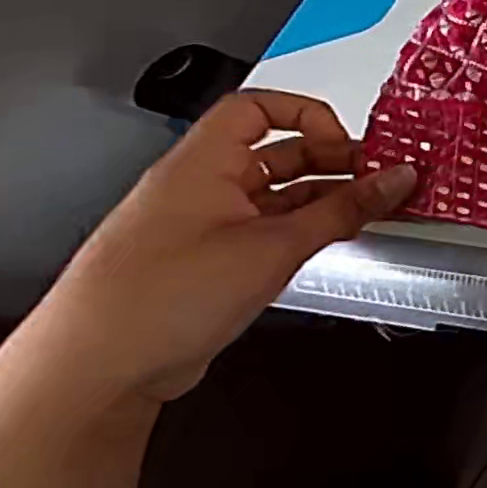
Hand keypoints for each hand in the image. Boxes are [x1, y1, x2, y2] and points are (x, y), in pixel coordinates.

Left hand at [23, 91, 416, 402]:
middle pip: (282, 151)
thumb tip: (396, 178)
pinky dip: (313, 224)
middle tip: (382, 177)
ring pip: (283, 190)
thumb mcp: (277, 246)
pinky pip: (274, 224)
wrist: (90, 379)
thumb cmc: (154, 305)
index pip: (258, 108)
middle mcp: (201, 188)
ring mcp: (207, 223)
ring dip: (331, 195)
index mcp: (201, 167)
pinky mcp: (214, 257)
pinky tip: (341, 235)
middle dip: (337, 161)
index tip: (349, 142)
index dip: (310, 116)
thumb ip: (347, 208)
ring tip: (372, 209)